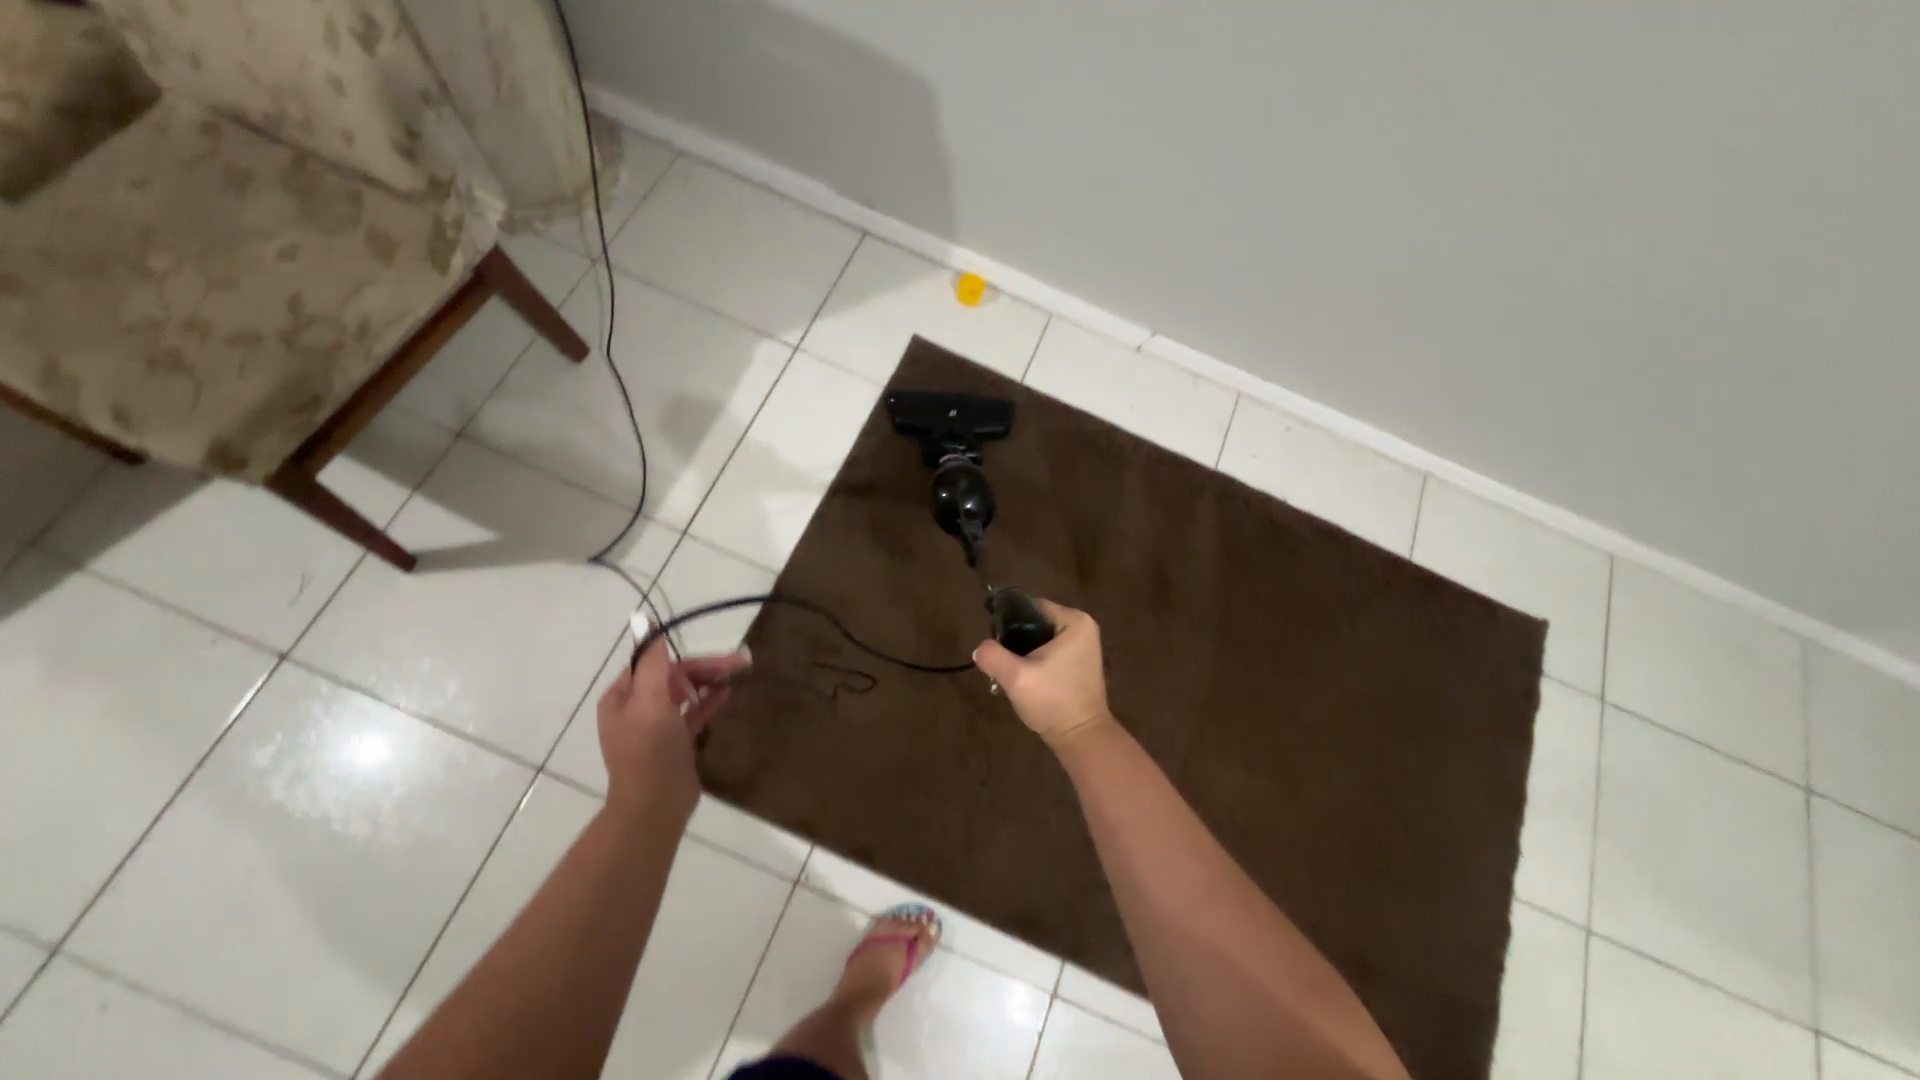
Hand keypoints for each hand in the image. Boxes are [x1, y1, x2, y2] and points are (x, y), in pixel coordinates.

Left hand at [597, 634, 749, 819]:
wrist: (654, 806)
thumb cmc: (649, 751)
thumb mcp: (650, 702)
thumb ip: (653, 665)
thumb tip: (650, 626)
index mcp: (621, 697)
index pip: (654, 663)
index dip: (686, 656)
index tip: (718, 655)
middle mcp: (635, 708)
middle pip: (672, 677)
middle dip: (704, 668)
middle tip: (740, 662)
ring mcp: (655, 726)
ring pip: (684, 693)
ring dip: (708, 681)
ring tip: (738, 673)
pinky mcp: (673, 743)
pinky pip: (691, 713)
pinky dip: (708, 701)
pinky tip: (727, 693)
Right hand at [973, 598, 1115, 749]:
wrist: (1080, 738)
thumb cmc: (1053, 701)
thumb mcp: (1015, 677)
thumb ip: (992, 656)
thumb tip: (980, 649)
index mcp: (1074, 622)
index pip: (1031, 606)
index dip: (1008, 620)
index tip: (993, 640)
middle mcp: (1083, 629)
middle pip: (1035, 623)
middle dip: (1014, 640)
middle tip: (998, 660)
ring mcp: (1083, 648)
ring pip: (1039, 641)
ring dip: (1022, 654)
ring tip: (1007, 672)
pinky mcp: (1078, 666)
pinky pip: (1049, 654)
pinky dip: (1033, 663)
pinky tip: (1022, 681)